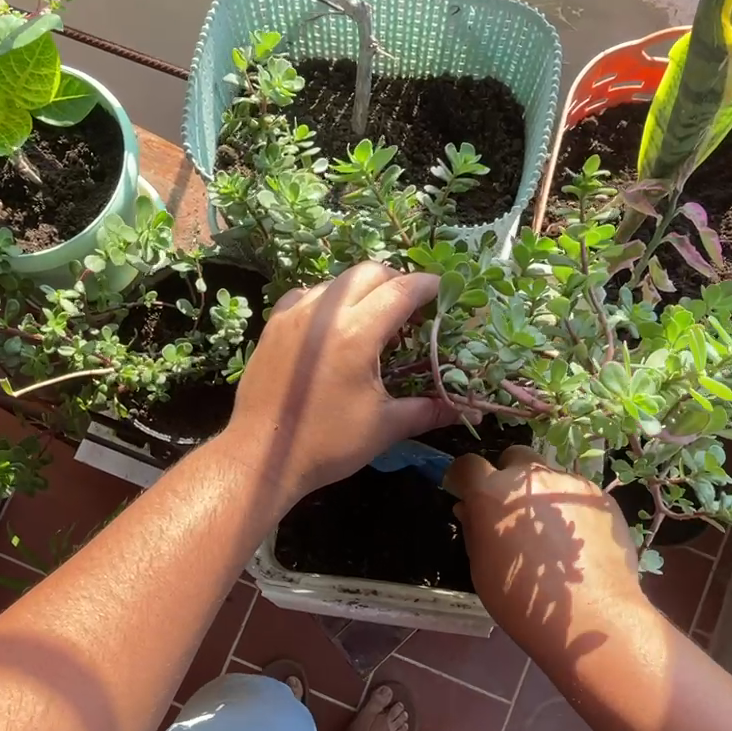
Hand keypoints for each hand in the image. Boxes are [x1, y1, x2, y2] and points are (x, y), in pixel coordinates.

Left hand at [219, 262, 456, 503]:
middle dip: (396, 281)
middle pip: (368, 273)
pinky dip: (327, 300)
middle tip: (411, 306)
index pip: (401, 290)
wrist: (262, 457)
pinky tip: (332, 325)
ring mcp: (293, 317)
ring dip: (361, 289)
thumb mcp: (384, 428)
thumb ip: (428, 410)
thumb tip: (469, 411)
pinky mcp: (273, 327)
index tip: (442, 291)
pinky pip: (306, 296)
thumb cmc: (326, 445)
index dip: (427, 286)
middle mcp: (323, 314)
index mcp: (355, 334)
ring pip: (336, 281)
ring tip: (373, 316)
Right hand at [443, 446, 646, 653]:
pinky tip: (573, 541)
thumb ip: (474, 530)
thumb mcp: (482, 569)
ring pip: (548, 475)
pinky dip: (568, 507)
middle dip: (506, 476)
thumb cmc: (522, 601)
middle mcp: (531, 478)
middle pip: (513, 457)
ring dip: (539, 492)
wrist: (591, 617)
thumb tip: (469, 509)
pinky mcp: (600, 496)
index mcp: (492, 494)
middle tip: (508, 509)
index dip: (462, 477)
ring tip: (546, 529)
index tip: (463, 492)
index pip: (468, 465)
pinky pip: (576, 493)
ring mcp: (570, 484)